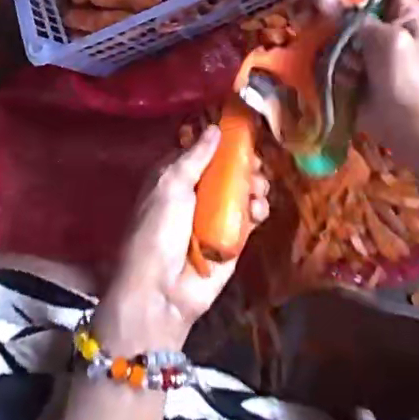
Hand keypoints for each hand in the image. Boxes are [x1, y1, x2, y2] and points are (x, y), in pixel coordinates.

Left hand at [97, 126, 269, 351]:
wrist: (161, 290)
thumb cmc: (158, 230)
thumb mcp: (171, 186)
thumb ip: (195, 157)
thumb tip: (214, 129)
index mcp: (174, 176)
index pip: (201, 151)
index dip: (220, 141)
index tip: (241, 133)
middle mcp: (195, 193)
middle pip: (226, 169)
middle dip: (243, 163)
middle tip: (256, 163)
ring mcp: (215, 216)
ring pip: (242, 191)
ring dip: (254, 185)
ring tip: (260, 187)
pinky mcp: (233, 240)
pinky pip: (250, 218)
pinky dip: (258, 210)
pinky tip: (260, 207)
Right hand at [312, 0, 418, 185]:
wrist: (414, 130)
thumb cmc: (410, 79)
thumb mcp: (385, 40)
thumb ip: (352, 15)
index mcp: (405, 11)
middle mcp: (384, 24)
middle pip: (350, 4)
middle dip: (334, 11)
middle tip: (316, 14)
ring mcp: (367, 47)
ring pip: (337, 30)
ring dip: (336, 43)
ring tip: (348, 63)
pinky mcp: (353, 68)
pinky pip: (334, 54)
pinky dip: (335, 63)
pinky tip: (345, 76)